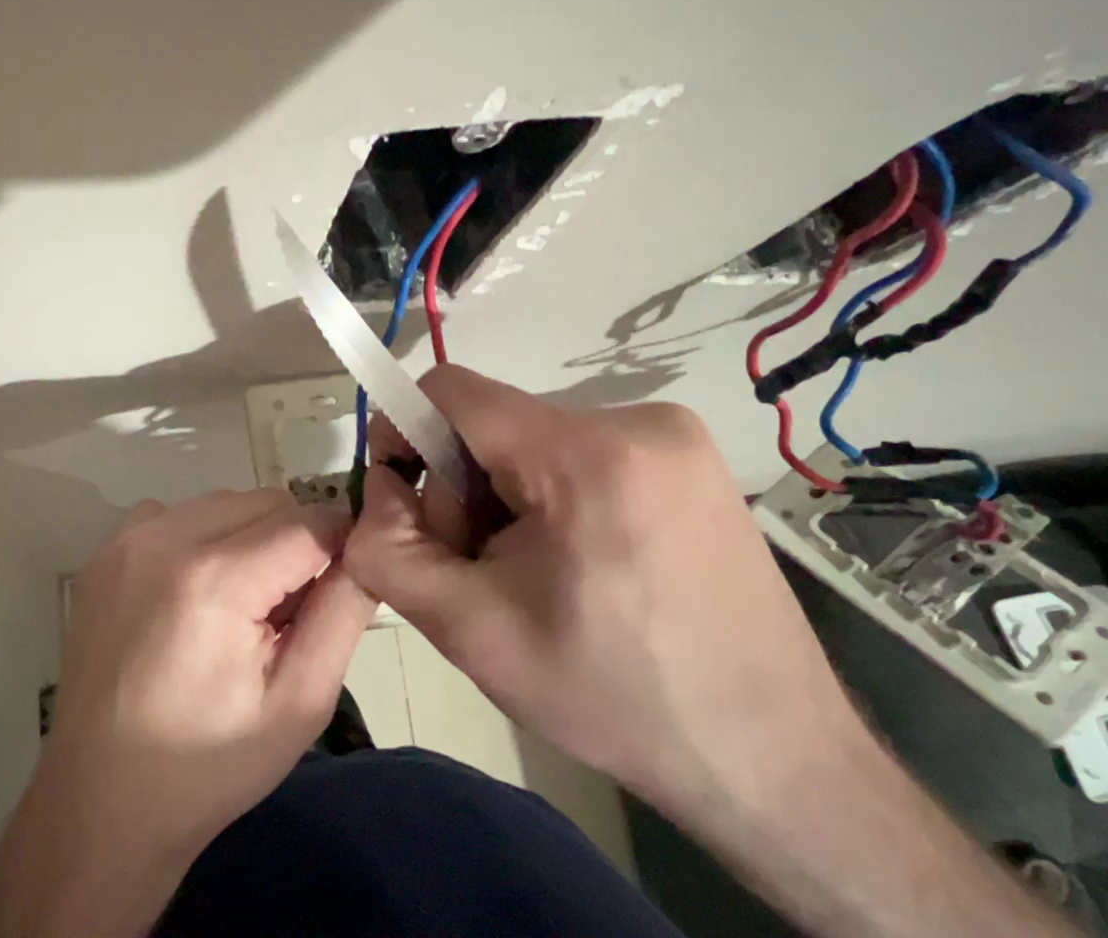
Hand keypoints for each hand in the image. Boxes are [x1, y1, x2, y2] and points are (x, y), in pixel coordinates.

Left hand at [0, 488, 376, 937]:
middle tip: (291, 614)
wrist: (102, 796)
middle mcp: (163, 536)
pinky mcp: (104, 553)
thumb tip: (367, 550)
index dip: (342, 547)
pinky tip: (197, 600)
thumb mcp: (300, 700)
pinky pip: (176, 517)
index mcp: (213, 576)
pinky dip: (204, 540)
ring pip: (222, 504)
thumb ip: (343, 612)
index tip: (347, 588)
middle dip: (296, 543)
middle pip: (265, 503)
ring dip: (250, 538)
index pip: (309, 521)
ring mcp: (125, 540)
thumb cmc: (209, 763)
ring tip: (243, 611)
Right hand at [344, 366, 863, 812]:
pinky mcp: (693, 464)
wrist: (769, 757)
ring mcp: (677, 440)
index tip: (399, 501)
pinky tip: (576, 570)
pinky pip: (581, 457)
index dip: (401, 432)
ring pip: (533, 444)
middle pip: (493, 424)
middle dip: (461, 491)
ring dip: (505, 501)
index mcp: (588, 456)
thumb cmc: (612, 697)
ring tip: (533, 581)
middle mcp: (640, 422)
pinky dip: (551, 501)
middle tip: (480, 575)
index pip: (452, 391)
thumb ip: (388, 550)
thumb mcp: (469, 631)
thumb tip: (380, 490)